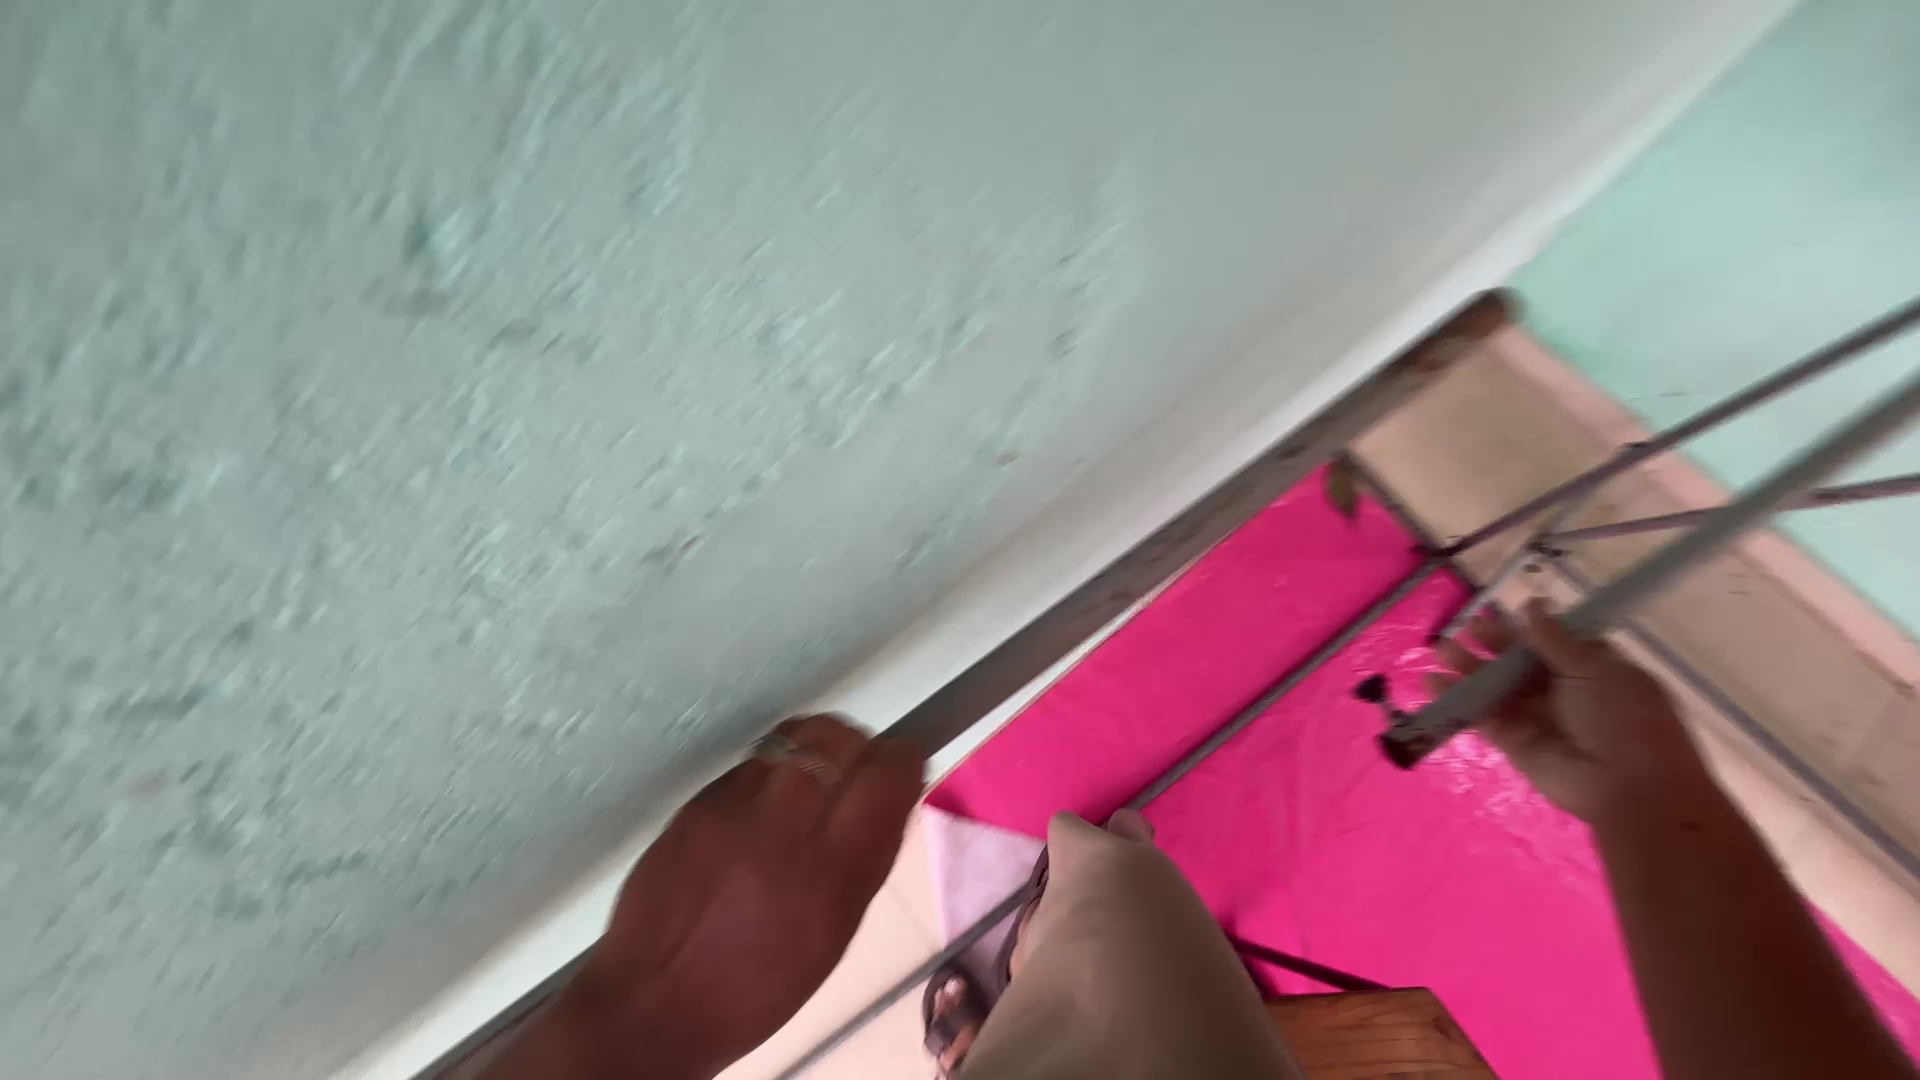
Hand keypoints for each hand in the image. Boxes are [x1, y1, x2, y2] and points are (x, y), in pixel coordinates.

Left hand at [537, 715, 924, 1079]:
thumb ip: (871, 853)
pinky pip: (755, 761)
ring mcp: (737, 807)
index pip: (888, 772)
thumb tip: (895, 791)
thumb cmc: (760, 985)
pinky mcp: (699, 800)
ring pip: (798, 734)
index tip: (899, 767)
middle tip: (852, 771)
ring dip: (816, 748)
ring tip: (810, 778)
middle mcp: (789, 827)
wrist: (653, 1004)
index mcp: (835, 872)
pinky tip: (763, 805)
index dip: (901, 760)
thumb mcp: (837, 930)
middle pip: (841, 738)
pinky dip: (772, 770)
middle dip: (857, 746)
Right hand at [1425, 599, 1714, 823]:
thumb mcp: (1595, 671)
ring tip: (1441, 650)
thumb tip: (1531, 603)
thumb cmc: (1624, 720)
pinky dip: (1455, 699)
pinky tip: (1432, 683)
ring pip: (1496, 685)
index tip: (1505, 613)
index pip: (1557, 643)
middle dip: (1493, 643)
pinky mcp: (1512, 739)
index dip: (1531, 629)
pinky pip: (1480, 714)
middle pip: (1520, 662)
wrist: (1627, 787)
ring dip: (1469, 667)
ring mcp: (1536, 715)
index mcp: (1595, 670)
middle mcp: (1564, 691)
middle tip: (1466, 628)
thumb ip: (1555, 640)